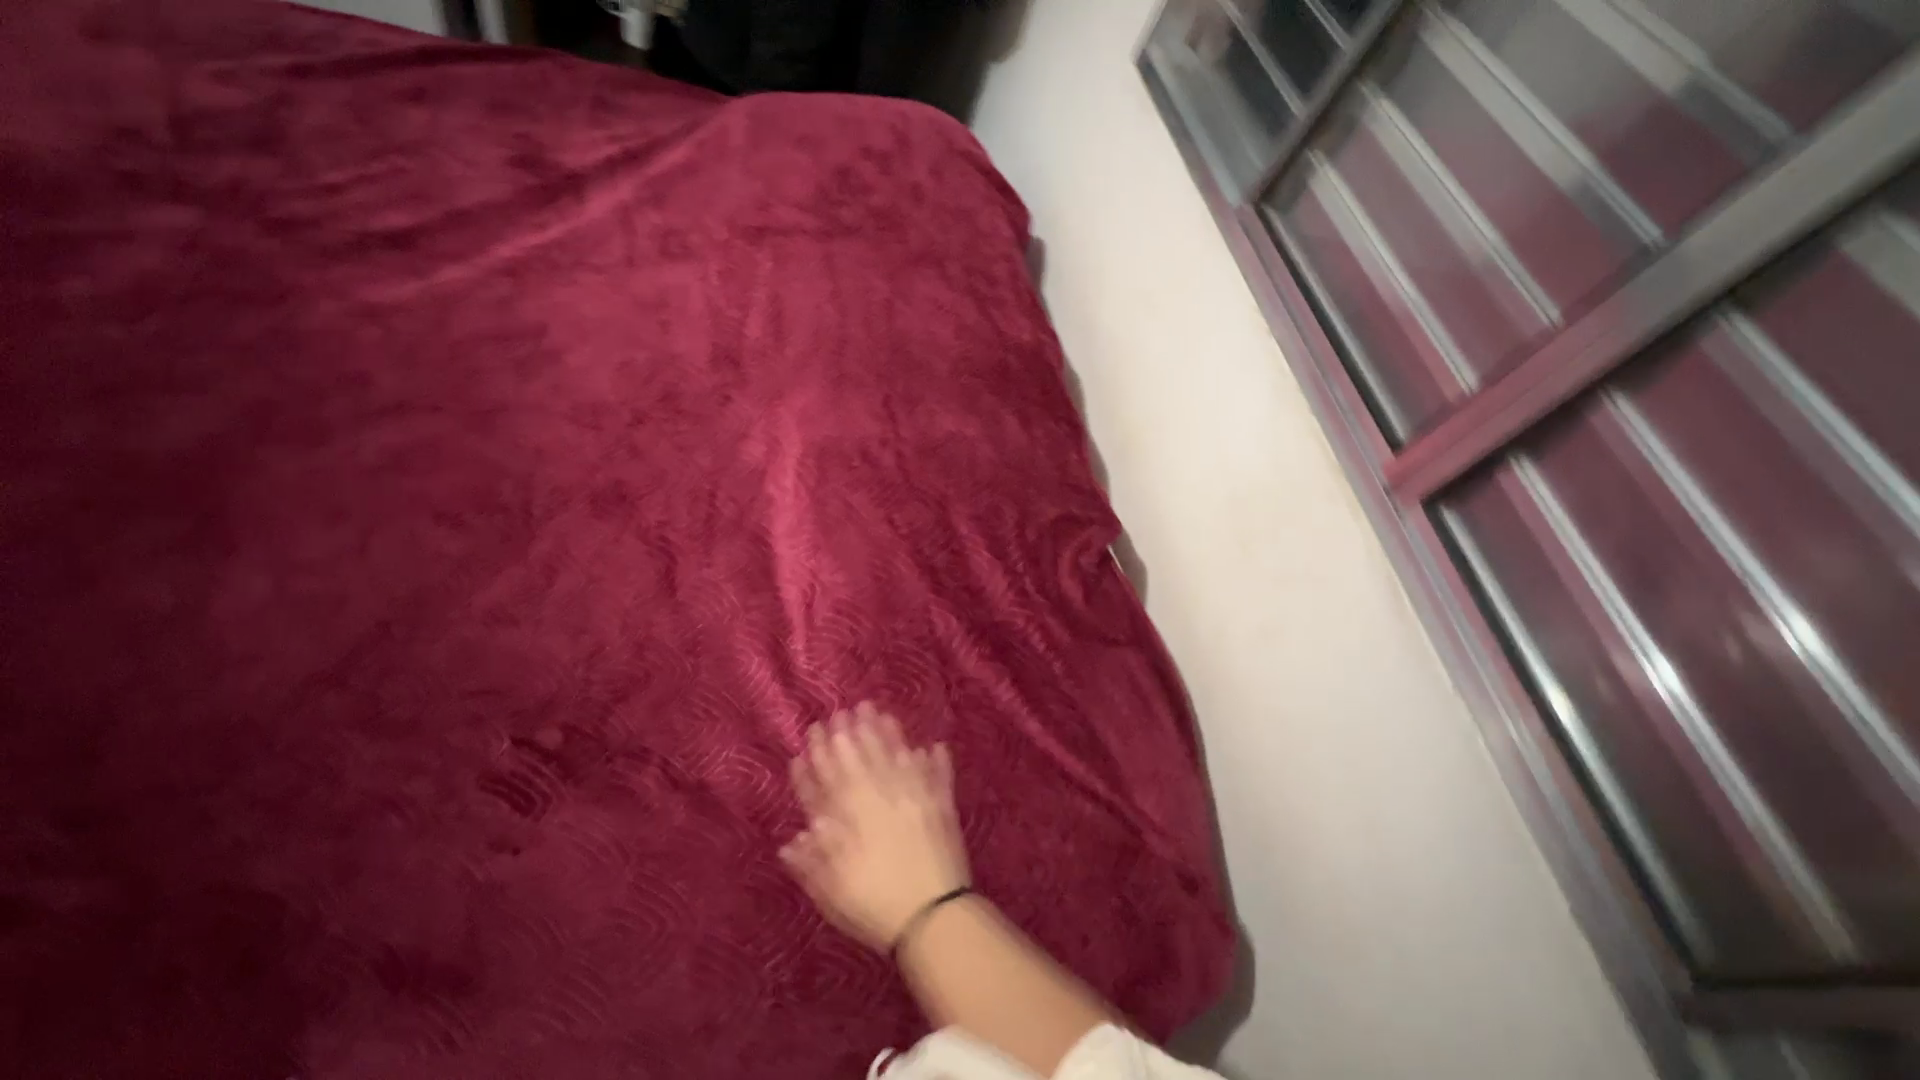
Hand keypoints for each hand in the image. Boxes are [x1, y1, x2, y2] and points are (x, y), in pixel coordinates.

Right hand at [781, 703, 970, 951]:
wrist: (933, 918)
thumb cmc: (874, 908)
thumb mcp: (832, 892)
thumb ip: (812, 862)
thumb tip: (793, 838)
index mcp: (850, 818)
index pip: (828, 779)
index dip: (820, 755)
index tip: (815, 730)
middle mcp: (880, 800)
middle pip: (862, 760)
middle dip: (851, 734)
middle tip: (845, 710)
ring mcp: (914, 800)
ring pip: (898, 758)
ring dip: (888, 735)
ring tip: (879, 712)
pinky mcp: (943, 809)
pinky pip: (938, 777)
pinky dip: (934, 761)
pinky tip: (931, 746)